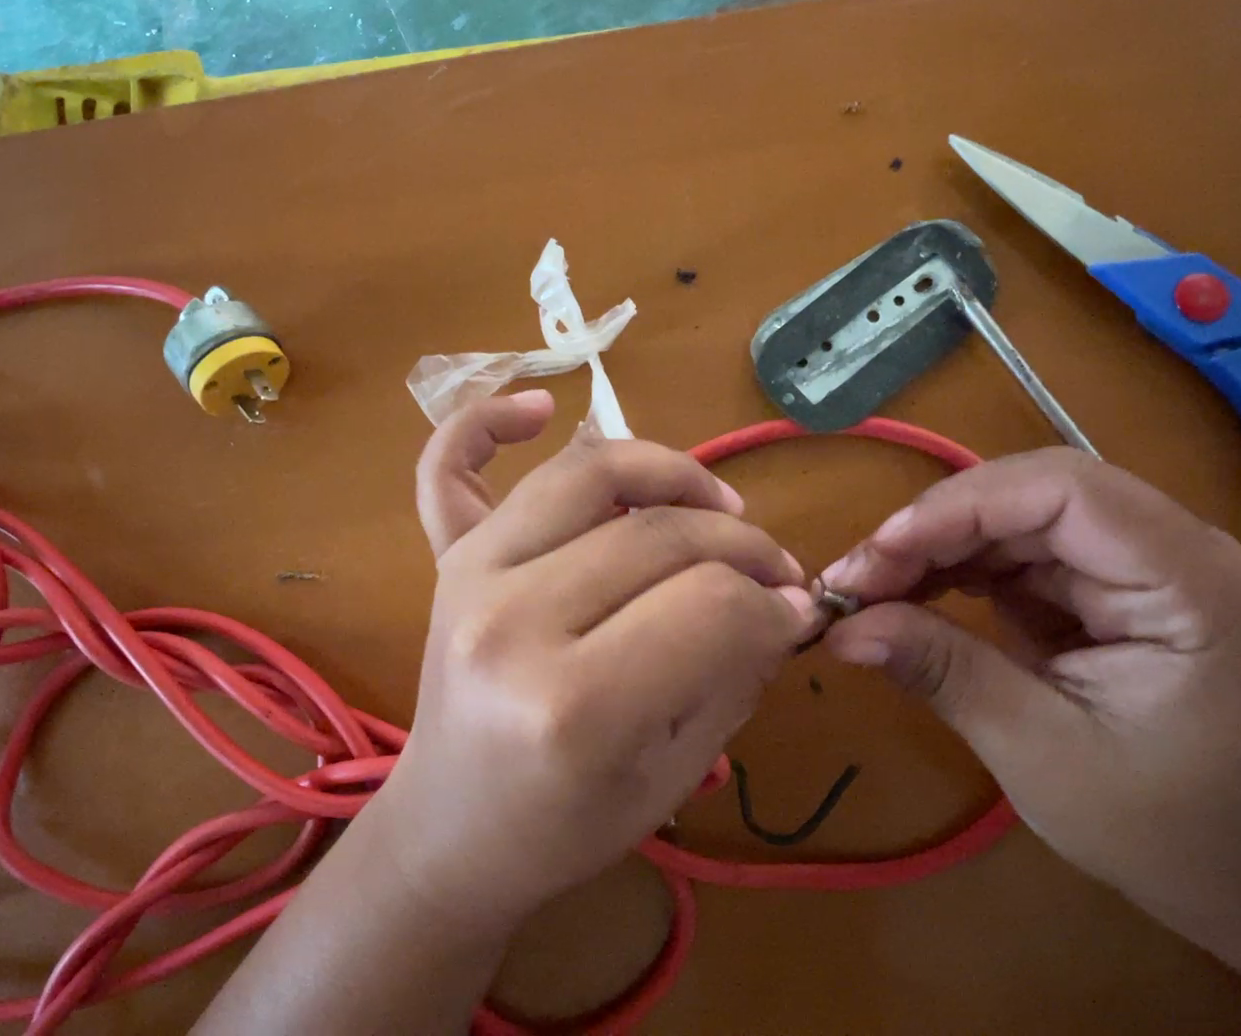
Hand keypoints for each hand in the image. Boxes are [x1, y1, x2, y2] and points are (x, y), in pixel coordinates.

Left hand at [373, 390, 816, 930]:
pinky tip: (539, 407)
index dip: (773, 604)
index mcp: (572, 705)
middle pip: (659, 535)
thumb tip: (784, 600)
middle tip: (776, 572)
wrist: (453, 834)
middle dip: (742, 547)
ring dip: (668, 473)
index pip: (711, 606)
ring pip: (585, 474)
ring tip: (716, 506)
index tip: (796, 615)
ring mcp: (467, 579)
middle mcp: (511, 622)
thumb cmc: (564, 828)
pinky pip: (447, 469)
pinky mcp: (445, 563)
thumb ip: (734, 675)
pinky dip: (486, 422)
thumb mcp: (674, 775)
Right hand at [820, 448, 1240, 900]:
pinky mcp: (1109, 580)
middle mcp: (1183, 552)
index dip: (961, 507)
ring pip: (1019, 514)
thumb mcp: (1037, 751)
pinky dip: (956, 566)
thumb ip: (944, 672)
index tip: (878, 553)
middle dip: (936, 526)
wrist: (1231, 866)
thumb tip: (841, 628)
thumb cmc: (1154, 827)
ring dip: (936, 544)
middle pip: (1038, 493)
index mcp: (1197, 589)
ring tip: (870, 590)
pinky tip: (911, 594)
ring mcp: (1146, 562)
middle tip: (856, 578)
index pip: (1069, 494)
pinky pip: (1019, 548)